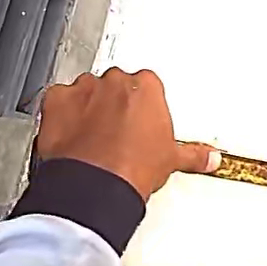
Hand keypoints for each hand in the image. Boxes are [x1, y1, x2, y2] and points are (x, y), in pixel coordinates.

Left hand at [35, 68, 217, 200]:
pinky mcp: (56, 100)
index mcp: (147, 86)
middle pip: (114, 86)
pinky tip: (67, 135)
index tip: (137, 124)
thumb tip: (210, 159)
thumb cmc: (133, 167)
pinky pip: (56, 100)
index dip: (139, 107)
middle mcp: (115, 81)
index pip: (145, 86)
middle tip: (114, 133)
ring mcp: (85, 89)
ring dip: (85, 108)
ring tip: (89, 138)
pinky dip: (60, 115)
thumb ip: (193, 153)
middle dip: (113, 105)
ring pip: (85, 91)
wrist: (96, 184)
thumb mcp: (171, 159)